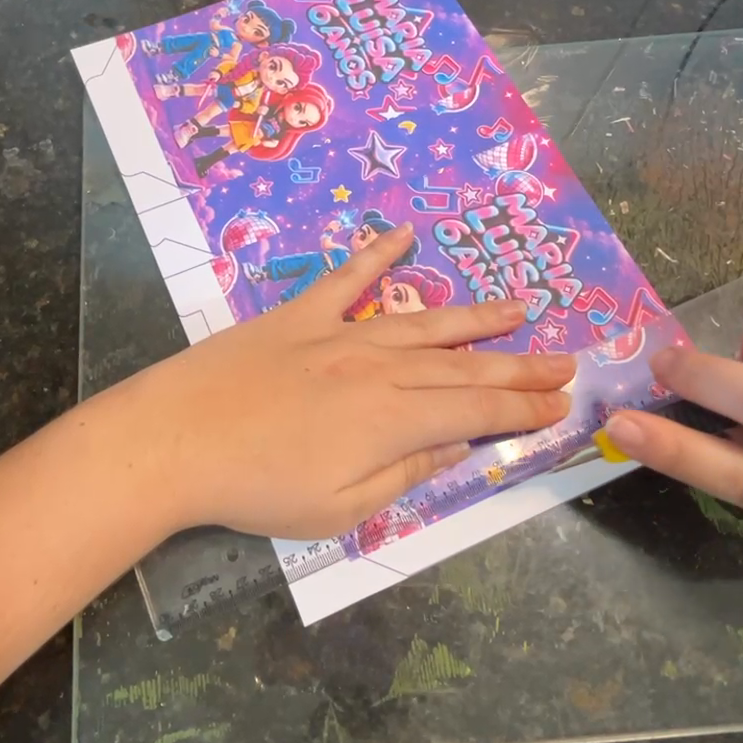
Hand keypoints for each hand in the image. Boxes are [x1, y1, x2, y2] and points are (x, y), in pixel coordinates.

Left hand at [90, 226, 574, 539]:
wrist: (176, 438)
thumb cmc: (256, 487)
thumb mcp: (341, 507)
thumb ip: (407, 473)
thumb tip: (457, 449)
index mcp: (394, 419)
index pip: (478, 413)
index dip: (524, 410)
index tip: (561, 404)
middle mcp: (380, 367)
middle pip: (464, 366)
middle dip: (519, 367)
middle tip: (566, 362)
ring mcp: (339, 333)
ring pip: (424, 322)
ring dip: (475, 316)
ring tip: (518, 307)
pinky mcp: (298, 314)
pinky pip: (347, 279)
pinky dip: (377, 255)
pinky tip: (403, 234)